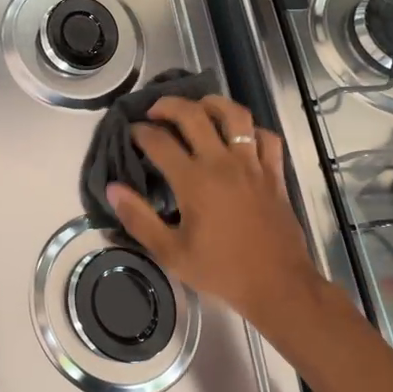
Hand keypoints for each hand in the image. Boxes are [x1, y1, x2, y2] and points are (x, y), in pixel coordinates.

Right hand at [106, 95, 323, 324]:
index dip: (139, 132)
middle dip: (168, 105)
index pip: (158, 141)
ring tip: (198, 109)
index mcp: (194, 180)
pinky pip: (266, 137)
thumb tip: (112, 188)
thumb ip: (139, 218)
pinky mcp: (274, 174)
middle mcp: (222, 163)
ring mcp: (252, 165)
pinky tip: (239, 138)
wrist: (280, 287)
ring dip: (212, 104)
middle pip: (193, 113)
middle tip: (155, 112)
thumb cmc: (222, 271)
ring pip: (235, 115)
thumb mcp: (171, 253)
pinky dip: (252, 130)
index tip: (130, 134)